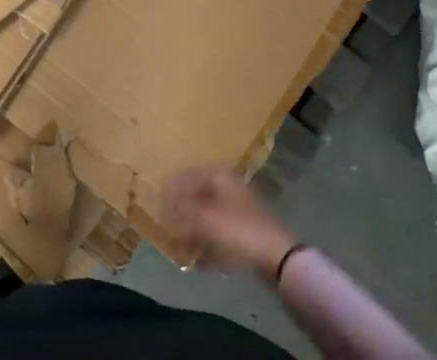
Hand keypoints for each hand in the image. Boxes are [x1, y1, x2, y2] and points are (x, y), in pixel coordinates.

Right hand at [162, 165, 299, 279]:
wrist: (280, 260)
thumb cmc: (239, 231)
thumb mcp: (204, 219)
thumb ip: (180, 210)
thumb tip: (162, 206)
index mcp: (219, 175)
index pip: (185, 176)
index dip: (169, 192)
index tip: (157, 209)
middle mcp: (229, 187)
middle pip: (196, 197)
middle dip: (180, 214)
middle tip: (166, 227)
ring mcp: (239, 210)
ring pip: (207, 217)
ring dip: (193, 231)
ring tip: (180, 246)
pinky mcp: (246, 233)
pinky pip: (220, 236)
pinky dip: (208, 246)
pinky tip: (198, 262)